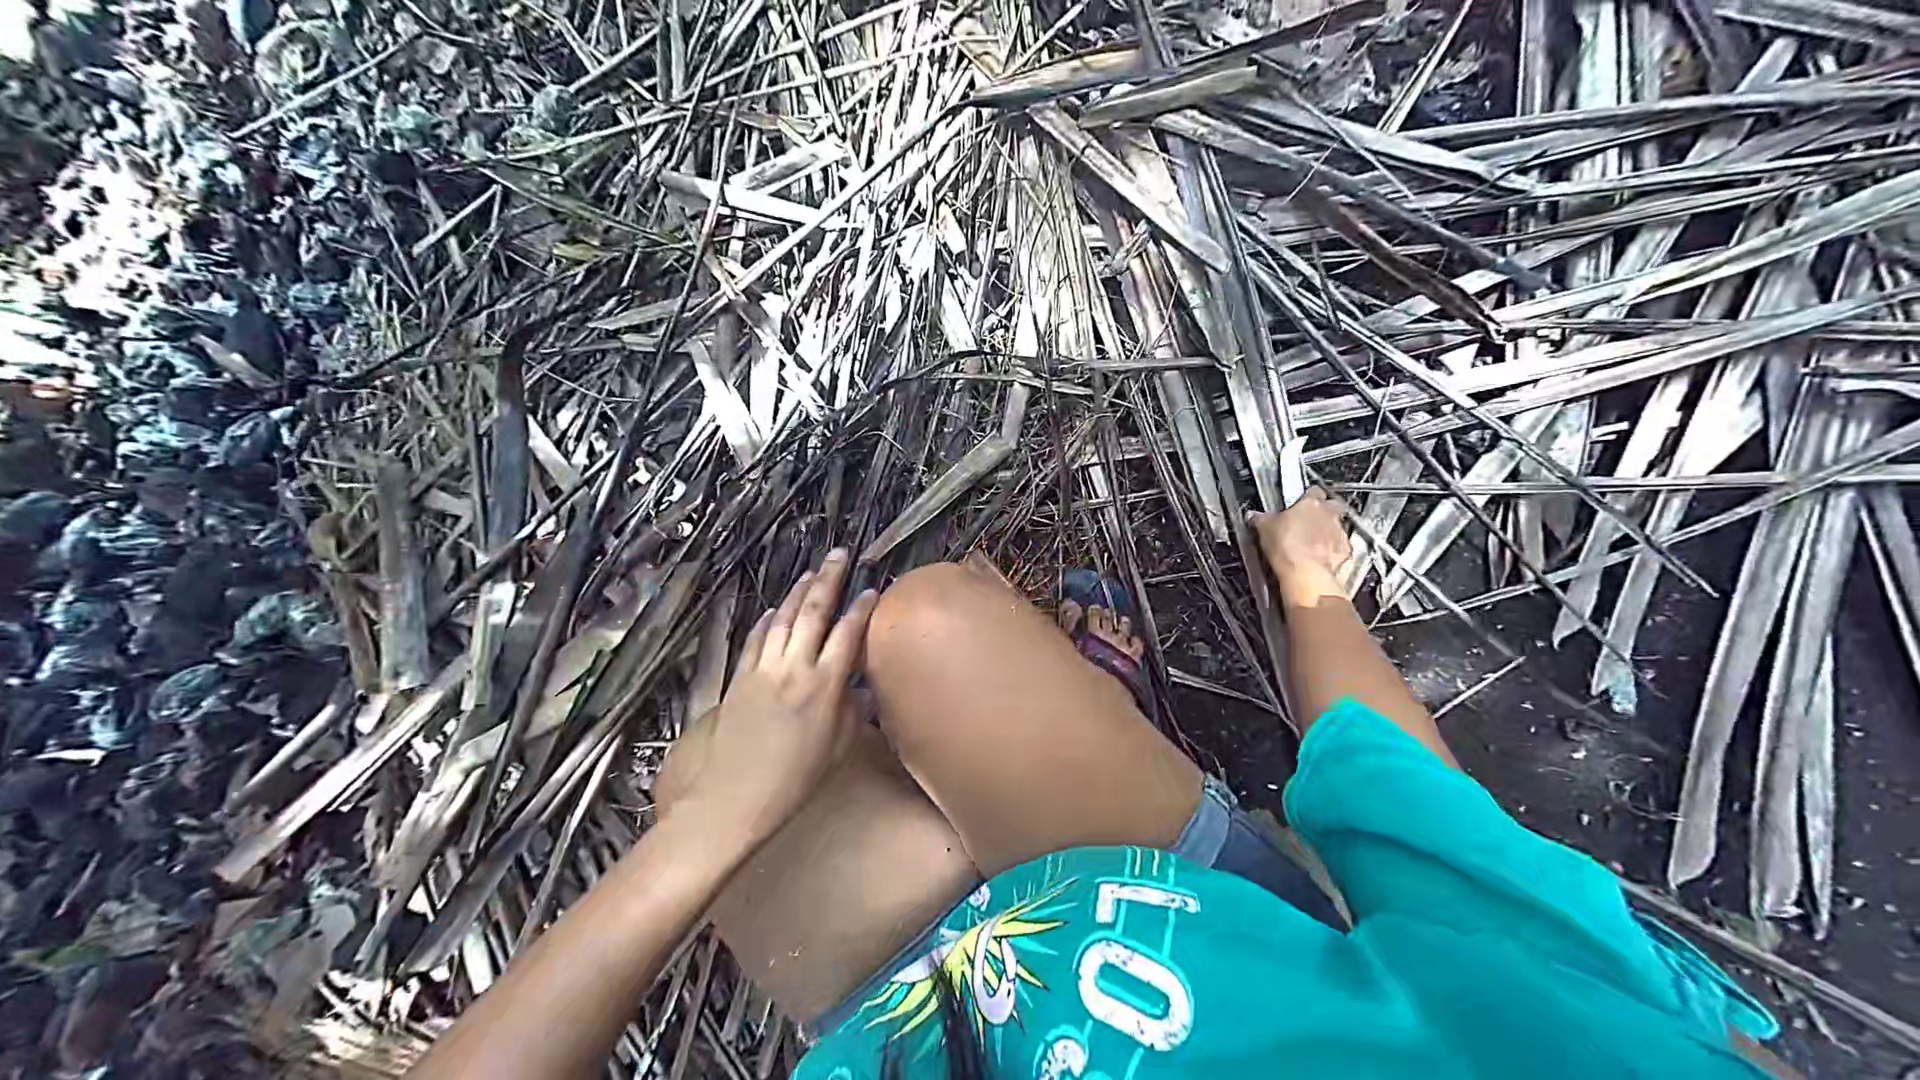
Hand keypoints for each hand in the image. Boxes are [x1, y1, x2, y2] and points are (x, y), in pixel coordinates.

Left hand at [665, 550, 878, 848]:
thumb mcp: (838, 749)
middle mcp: (795, 670)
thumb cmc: (794, 782)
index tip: (871, 591)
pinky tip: (773, 609)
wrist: (734, 800)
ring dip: (797, 591)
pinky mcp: (740, 678)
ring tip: (810, 572)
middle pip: (814, 612)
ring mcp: (764, 670)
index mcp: (825, 687)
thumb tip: (860, 687)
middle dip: (828, 579)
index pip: (848, 634)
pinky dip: (766, 620)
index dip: (862, 609)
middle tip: (839, 555)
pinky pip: (756, 639)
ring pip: (783, 618)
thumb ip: (852, 711)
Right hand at [1248, 488, 1351, 606]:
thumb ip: (1261, 518)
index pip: (1313, 491)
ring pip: (1336, 527)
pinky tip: (1316, 558)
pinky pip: (1339, 547)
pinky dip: (1330, 550)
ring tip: (1307, 544)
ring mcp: (1339, 533)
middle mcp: (1329, 515)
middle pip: (1331, 506)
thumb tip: (1254, 516)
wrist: (1305, 573)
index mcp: (1311, 503)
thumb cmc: (1287, 546)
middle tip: (1305, 521)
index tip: (1298, 503)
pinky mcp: (1345, 551)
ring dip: (1325, 532)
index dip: (1305, 496)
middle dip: (1321, 512)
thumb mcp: (1264, 528)